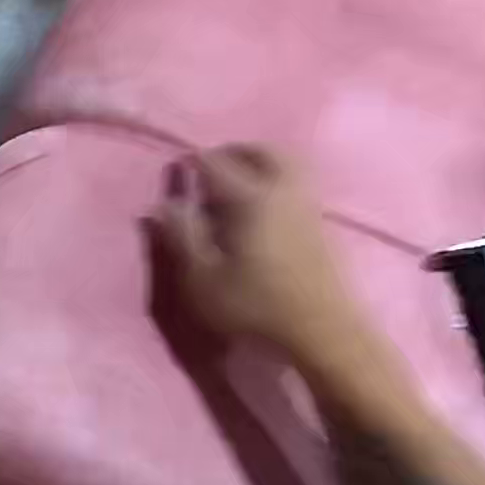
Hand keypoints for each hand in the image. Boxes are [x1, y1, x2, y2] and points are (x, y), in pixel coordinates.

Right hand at [150, 146, 362, 362]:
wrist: (321, 332)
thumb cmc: (252, 306)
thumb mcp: (201, 277)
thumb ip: (181, 235)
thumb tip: (163, 204)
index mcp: (250, 199)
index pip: (215, 164)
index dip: (191, 162)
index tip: (174, 169)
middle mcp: (283, 191)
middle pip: (262, 151)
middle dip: (232, 152)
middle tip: (208, 167)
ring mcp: (307, 206)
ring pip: (286, 163)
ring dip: (257, 163)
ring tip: (232, 184)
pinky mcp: (319, 224)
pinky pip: (295, 183)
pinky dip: (273, 180)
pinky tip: (258, 206)